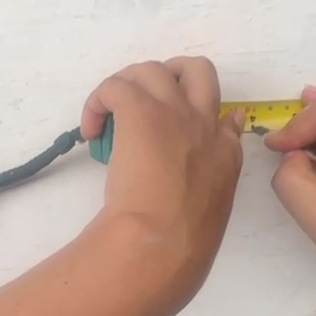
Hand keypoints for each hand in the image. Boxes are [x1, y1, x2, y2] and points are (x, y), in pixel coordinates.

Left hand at [79, 58, 243, 307]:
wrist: (161, 241)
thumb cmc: (181, 245)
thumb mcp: (208, 222)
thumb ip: (205, 201)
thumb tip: (202, 193)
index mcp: (225, 155)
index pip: (226, 119)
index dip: (203, 116)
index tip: (184, 129)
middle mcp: (204, 125)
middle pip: (198, 71)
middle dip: (171, 75)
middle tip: (142, 102)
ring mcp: (174, 112)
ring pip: (151, 69)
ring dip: (128, 86)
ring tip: (110, 116)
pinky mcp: (140, 111)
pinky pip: (114, 86)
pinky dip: (98, 101)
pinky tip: (89, 130)